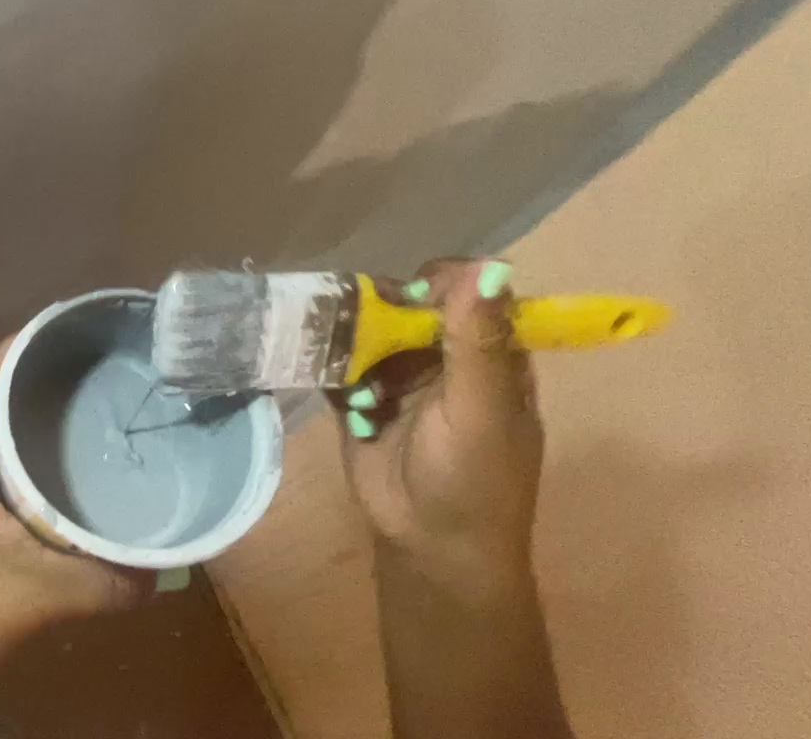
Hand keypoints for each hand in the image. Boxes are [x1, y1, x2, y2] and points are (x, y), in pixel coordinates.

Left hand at [0, 339, 153, 676]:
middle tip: (77, 358)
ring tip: (71, 389)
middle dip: (23, 372)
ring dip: (18, 404)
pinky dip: (18, 438)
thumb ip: (108, 581)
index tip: (52, 330)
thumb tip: (166, 567)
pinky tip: (54, 450)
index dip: (8, 353)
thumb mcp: (47, 594)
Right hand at [330, 258, 544, 590]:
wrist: (427, 545)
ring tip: (335, 353)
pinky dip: (324, 360)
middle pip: (408, 303)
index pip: (468, 291)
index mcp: (488, 355)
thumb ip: (478, 341)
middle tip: (361, 327)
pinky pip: (337, 360)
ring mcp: (398, 375)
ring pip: (368, 328)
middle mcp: (443, 357)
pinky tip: (321, 371)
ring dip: (347, 334)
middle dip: (381, 307)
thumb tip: (490, 265)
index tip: (411, 296)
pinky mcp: (358, 394)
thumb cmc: (471, 480)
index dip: (441, 282)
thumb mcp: (480, 410)